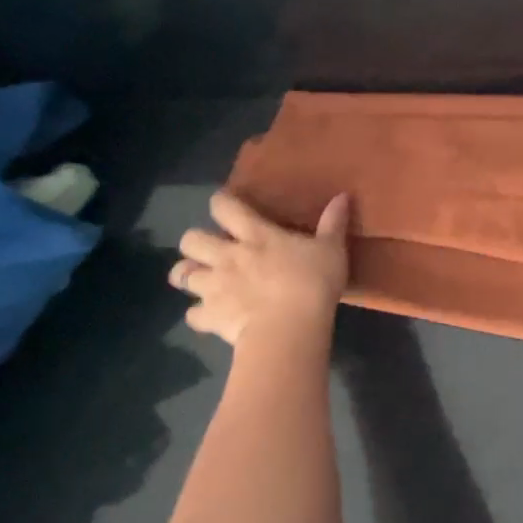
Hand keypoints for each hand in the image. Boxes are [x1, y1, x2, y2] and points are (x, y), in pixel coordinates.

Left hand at [170, 191, 350, 346]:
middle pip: (190, 240)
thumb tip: (342, 195)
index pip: (225, 208)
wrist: (289, 327)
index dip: (221, 202)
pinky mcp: (209, 316)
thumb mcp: (332, 249)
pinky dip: (200, 314)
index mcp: (256, 236)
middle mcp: (226, 257)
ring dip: (191, 275)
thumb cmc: (313, 282)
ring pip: (180, 275)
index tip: (225, 204)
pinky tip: (213, 315)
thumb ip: (333, 223)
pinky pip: (192, 315)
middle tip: (214, 248)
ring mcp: (213, 287)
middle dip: (196, 242)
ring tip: (205, 280)